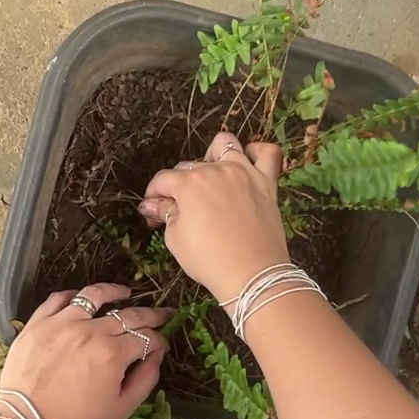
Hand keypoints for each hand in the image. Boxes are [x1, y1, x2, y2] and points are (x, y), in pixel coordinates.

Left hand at [0, 283, 171, 418]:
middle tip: (162, 313)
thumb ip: (146, 378)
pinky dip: (73, 295)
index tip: (161, 345)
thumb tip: (156, 354)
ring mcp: (61, 323)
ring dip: (114, 292)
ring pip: (93, 295)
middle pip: (128, 314)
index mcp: (112, 353)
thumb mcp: (122, 408)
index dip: (159, 340)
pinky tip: (82, 298)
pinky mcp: (37, 324)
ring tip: (124, 292)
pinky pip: (58, 299)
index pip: (146, 336)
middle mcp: (89, 331)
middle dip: (151, 314)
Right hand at [139, 132, 289, 302]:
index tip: (152, 210)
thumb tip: (153, 203)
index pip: (163, 179)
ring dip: (212, 157)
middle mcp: (216, 170)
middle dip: (177, 186)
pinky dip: (256, 153)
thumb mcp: (175, 238)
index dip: (153, 195)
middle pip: (189, 166)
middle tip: (177, 209)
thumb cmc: (208, 259)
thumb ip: (165, 213)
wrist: (251, 274)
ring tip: (211, 176)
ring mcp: (244, 173)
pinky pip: (266, 153)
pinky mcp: (266, 182)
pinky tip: (246, 164)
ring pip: (225, 145)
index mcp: (190, 183)